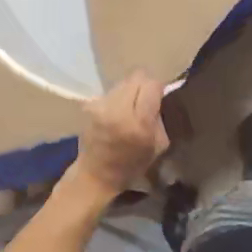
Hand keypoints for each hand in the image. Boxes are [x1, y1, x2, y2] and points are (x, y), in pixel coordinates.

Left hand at [69, 71, 170, 199]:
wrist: (97, 174)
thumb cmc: (132, 165)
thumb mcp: (158, 145)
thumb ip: (160, 118)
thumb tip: (159, 97)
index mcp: (139, 122)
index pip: (151, 85)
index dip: (157, 88)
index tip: (159, 97)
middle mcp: (118, 110)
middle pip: (136, 77)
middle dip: (144, 86)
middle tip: (145, 100)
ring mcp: (102, 106)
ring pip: (123, 82)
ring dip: (130, 90)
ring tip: (131, 107)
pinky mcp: (90, 106)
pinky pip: (111, 92)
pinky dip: (118, 97)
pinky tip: (118, 112)